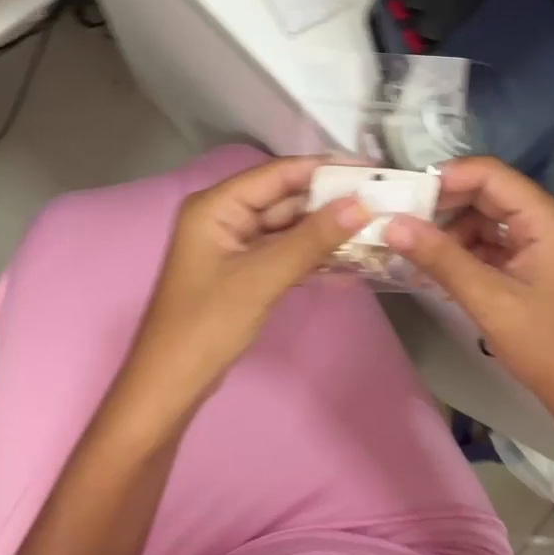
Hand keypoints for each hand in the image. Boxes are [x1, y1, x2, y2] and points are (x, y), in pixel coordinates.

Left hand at [118, 157, 367, 419]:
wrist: (171, 386)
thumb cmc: (207, 324)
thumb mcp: (262, 278)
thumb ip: (312, 239)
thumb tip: (361, 205)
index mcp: (217, 205)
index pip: (279, 173)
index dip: (325, 169)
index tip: (371, 170)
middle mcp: (225, 216)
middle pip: (286, 198)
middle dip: (332, 201)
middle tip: (382, 201)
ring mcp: (235, 245)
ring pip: (290, 227)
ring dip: (327, 231)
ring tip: (377, 228)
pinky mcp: (245, 271)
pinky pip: (286, 253)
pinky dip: (314, 257)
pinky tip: (352, 265)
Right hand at [384, 157, 553, 423]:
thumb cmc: (546, 345)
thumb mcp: (488, 300)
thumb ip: (440, 258)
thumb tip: (392, 223)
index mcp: (547, 218)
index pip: (491, 174)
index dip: (447, 178)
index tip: (406, 196)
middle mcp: (547, 220)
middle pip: (488, 193)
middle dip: (444, 205)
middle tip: (401, 222)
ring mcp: (542, 242)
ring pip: (487, 218)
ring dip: (451, 231)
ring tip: (413, 251)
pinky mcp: (535, 264)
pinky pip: (494, 242)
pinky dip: (465, 251)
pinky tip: (436, 269)